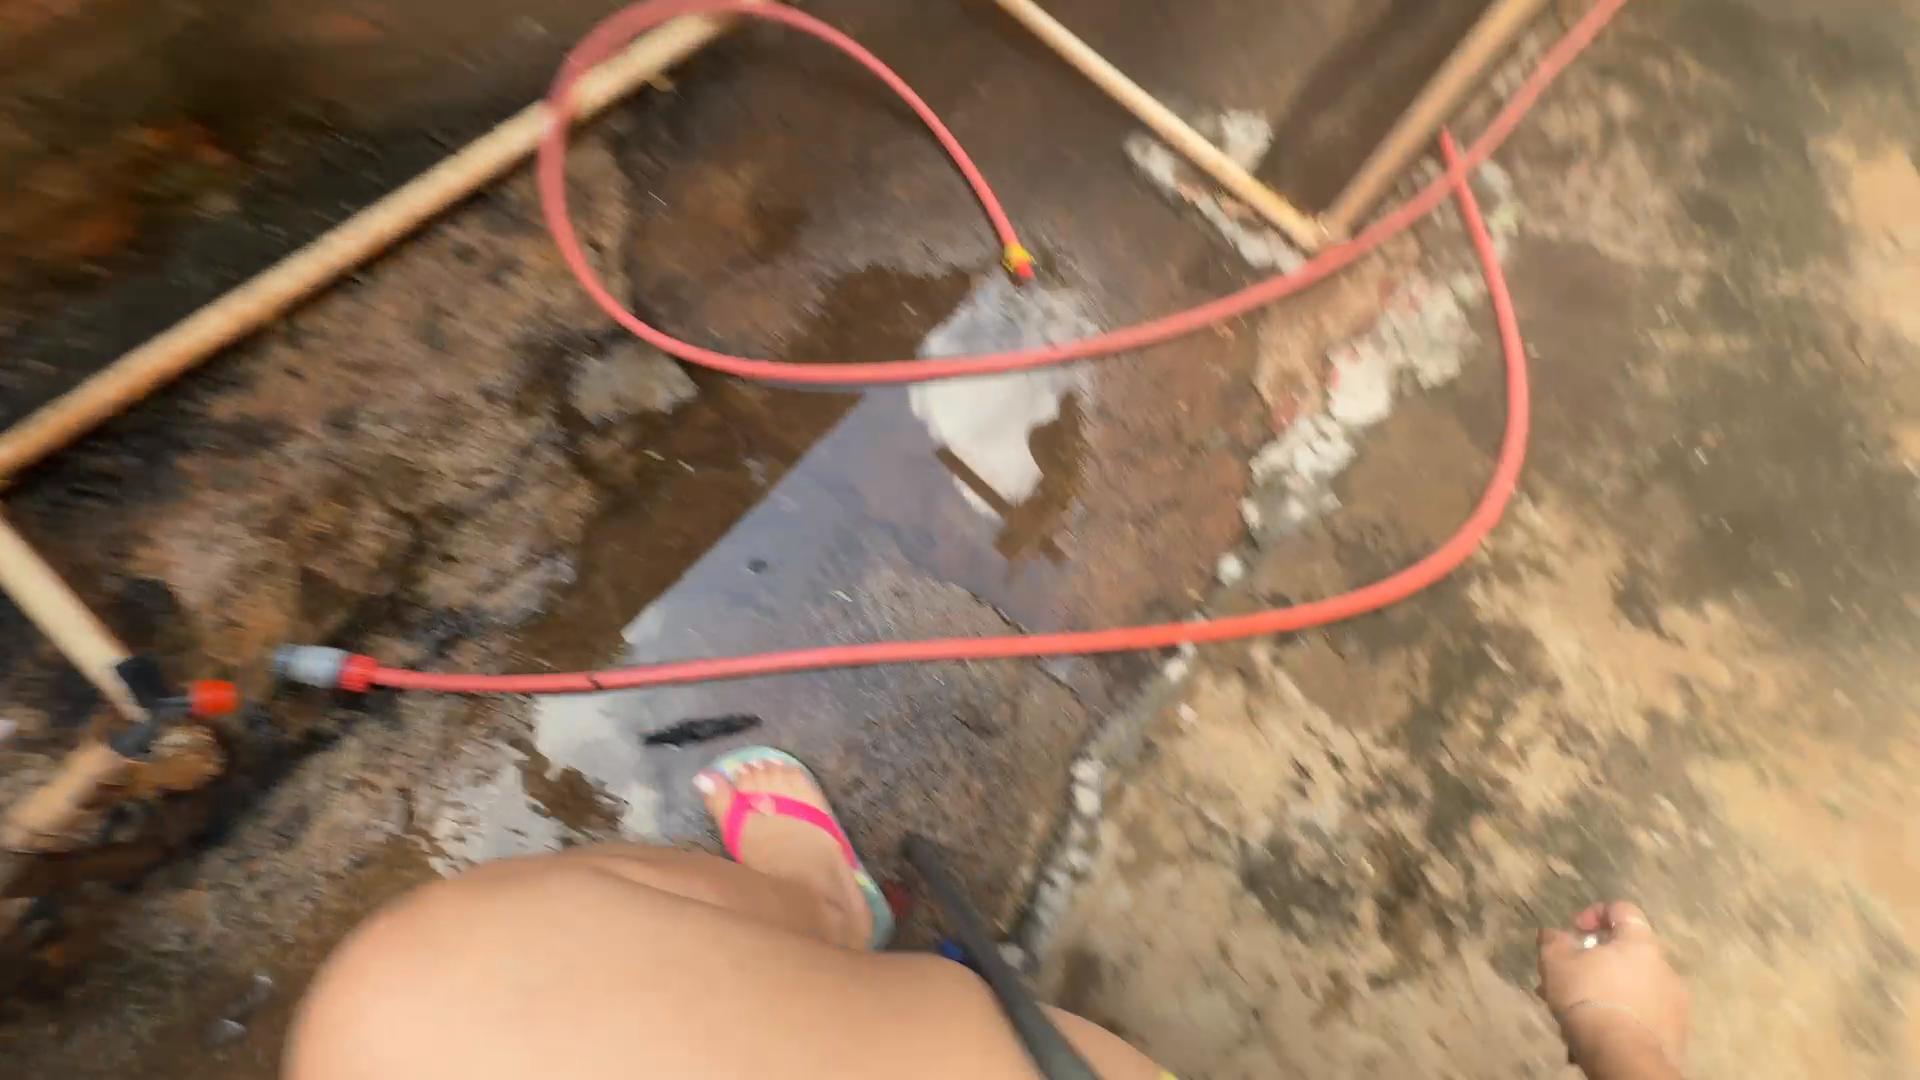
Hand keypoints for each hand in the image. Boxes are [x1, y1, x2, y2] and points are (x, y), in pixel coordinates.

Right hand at [1537, 902, 1689, 1070]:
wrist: (1624, 1057)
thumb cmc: (1588, 994)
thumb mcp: (1555, 958)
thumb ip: (1554, 939)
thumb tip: (1557, 935)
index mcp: (1641, 945)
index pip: (1623, 910)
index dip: (1594, 913)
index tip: (1574, 931)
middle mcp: (1666, 970)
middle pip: (1625, 951)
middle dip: (1592, 958)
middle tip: (1566, 971)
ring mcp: (1676, 1004)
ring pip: (1630, 982)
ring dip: (1601, 984)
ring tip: (1572, 1001)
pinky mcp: (1675, 1033)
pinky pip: (1640, 1008)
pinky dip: (1616, 1008)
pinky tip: (1592, 1022)